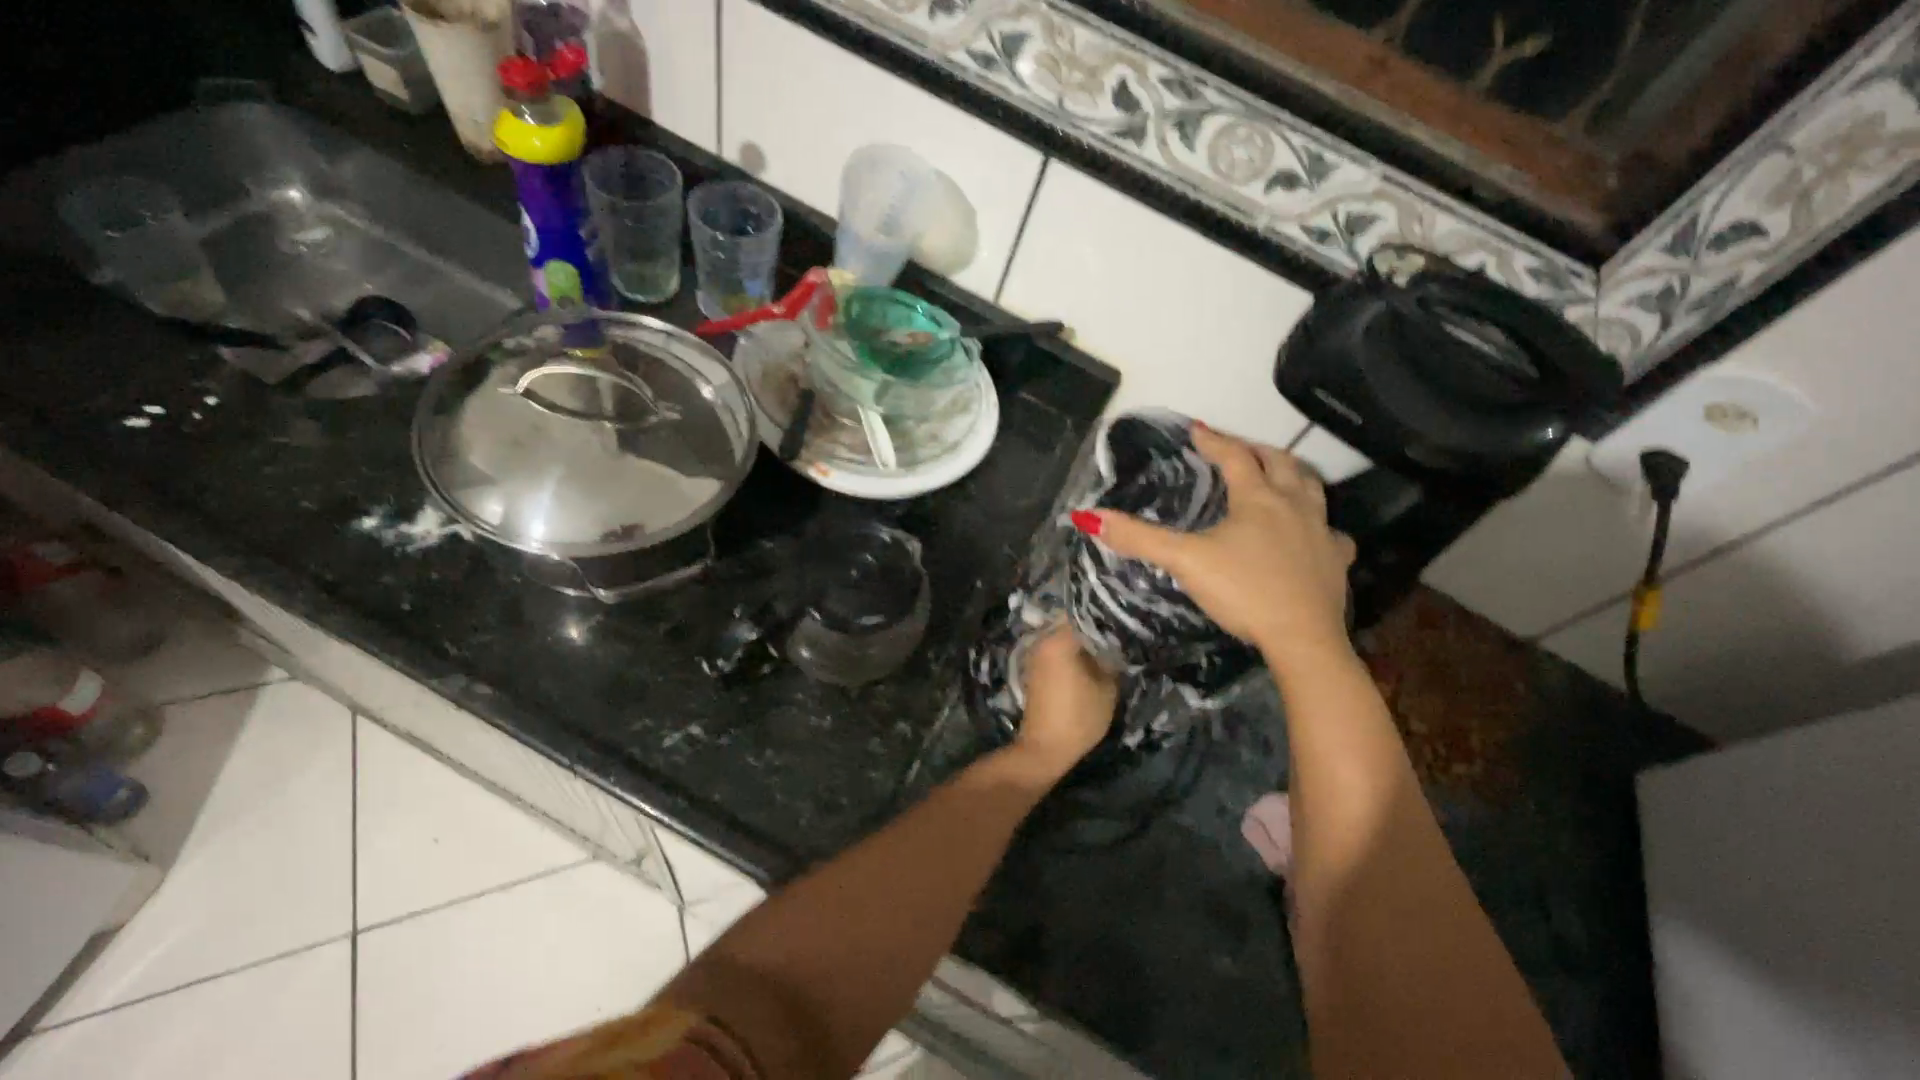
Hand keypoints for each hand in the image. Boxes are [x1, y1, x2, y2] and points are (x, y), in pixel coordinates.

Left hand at [1012, 625, 1118, 778]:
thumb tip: (1117, 643)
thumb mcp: (1107, 688)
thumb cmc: (1079, 717)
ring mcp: (1036, 654)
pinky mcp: (1036, 668)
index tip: (1124, 618)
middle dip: (1095, 625)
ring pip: (1064, 635)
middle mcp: (1043, 640)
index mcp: (1059, 640)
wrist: (1044, 748)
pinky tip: (1091, 657)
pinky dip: (1073, 650)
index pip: (1085, 613)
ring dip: (1084, 638)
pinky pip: (1057, 649)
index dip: (1107, 615)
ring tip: (1108, 643)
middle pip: (1072, 621)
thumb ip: (1112, 660)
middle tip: (1118, 630)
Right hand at [1075, 423, 1356, 672]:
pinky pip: (1332, 533)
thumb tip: (1089, 516)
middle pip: (1279, 463)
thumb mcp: (1184, 561)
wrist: (1302, 637)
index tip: (1196, 429)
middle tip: (1238, 449)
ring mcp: (1321, 532)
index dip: (1213, 441)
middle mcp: (1293, 505)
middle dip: (1256, 450)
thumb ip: (1139, 539)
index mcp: (1257, 498)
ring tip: (1279, 476)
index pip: (1233, 457)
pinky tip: (1315, 535)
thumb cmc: (1243, 592)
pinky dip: (1321, 526)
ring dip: (1293, 476)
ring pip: (1312, 489)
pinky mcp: (1336, 561)